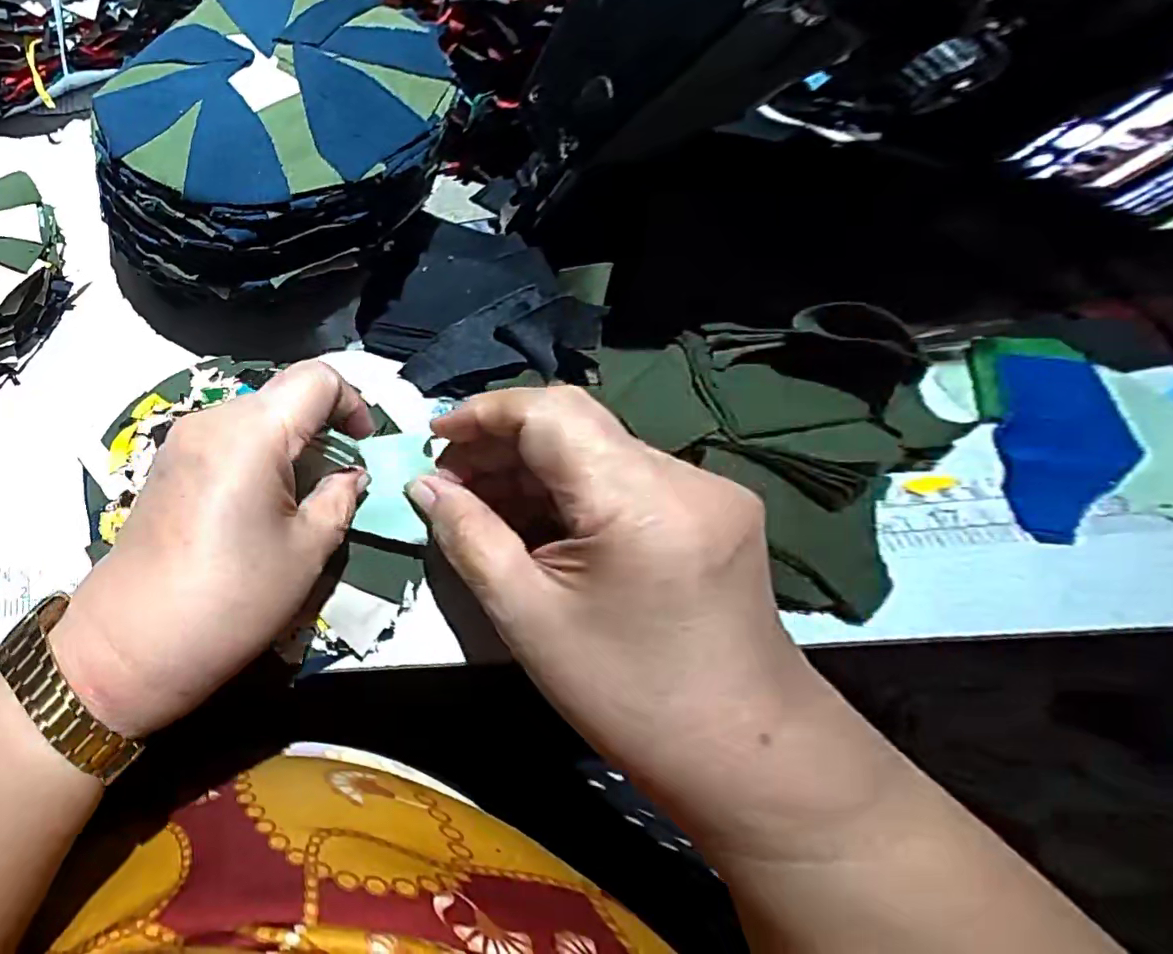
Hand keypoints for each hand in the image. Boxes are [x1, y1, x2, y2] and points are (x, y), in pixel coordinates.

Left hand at [48, 360, 372, 737]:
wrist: (133, 640)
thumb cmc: (231, 597)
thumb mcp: (305, 550)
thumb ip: (338, 497)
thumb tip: (349, 474)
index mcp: (252, 430)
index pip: (316, 378)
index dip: (352, 403)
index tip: (361, 447)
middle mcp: (212, 419)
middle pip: (282, 395)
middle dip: (320, 427)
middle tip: (336, 479)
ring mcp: (182, 439)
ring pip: (252, 417)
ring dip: (286, 443)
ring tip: (298, 498)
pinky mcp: (166, 463)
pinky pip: (223, 439)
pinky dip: (254, 455)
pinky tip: (258, 503)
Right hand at [406, 386, 842, 840]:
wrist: (749, 760)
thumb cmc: (626, 694)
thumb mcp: (524, 614)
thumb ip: (467, 535)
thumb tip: (423, 484)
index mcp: (640, 501)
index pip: (550, 412)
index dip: (483, 414)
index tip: (433, 439)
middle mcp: (682, 478)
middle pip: (571, 424)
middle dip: (498, 444)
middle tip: (446, 481)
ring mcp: (704, 492)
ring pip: (592, 448)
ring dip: (527, 468)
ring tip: (477, 504)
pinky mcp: (708, 511)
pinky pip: (617, 476)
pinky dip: (563, 489)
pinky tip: (528, 521)